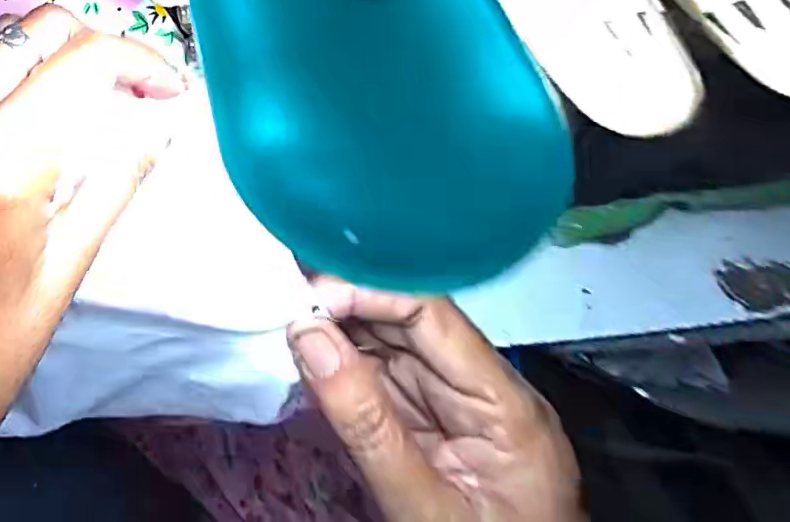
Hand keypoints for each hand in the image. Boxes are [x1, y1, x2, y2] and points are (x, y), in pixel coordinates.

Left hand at [0, 6, 185, 519]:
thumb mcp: (63, 272)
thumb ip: (114, 180)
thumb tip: (156, 122)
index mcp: (1, 157)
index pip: (85, 61)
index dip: (142, 60)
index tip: (171, 86)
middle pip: (41, 26)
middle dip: (99, 43)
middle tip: (130, 88)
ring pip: (2, 36)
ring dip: (53, 48)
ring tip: (88, 92)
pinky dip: (11, 64)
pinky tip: (33, 103)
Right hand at [290, 280, 584, 521]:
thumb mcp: (425, 511)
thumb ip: (367, 425)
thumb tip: (306, 333)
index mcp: (506, 405)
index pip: (430, 313)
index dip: (364, 290)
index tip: (307, 300)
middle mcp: (481, 388)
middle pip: (404, 318)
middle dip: (340, 307)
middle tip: (283, 309)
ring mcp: (451, 401)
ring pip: (383, 337)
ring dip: (333, 331)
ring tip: (288, 331)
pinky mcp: (425, 415)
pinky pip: (375, 368)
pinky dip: (337, 360)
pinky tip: (308, 358)